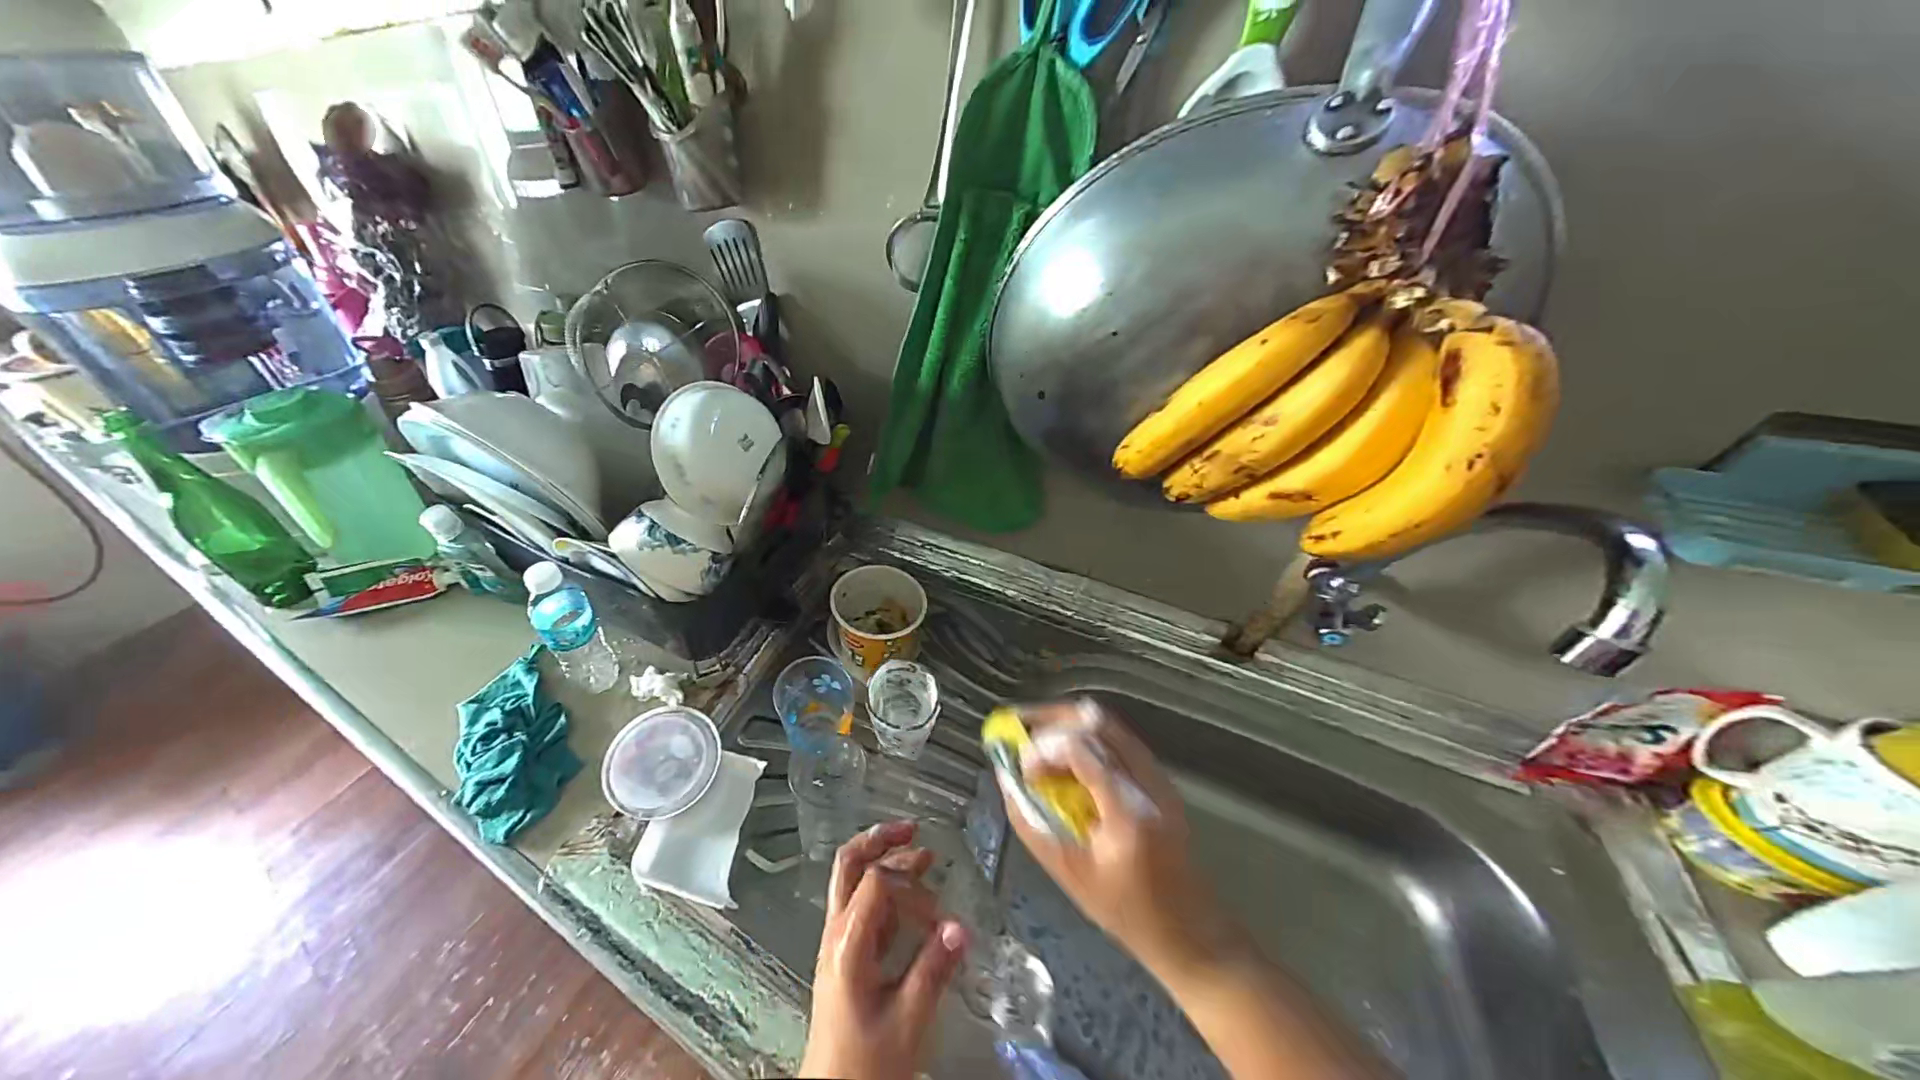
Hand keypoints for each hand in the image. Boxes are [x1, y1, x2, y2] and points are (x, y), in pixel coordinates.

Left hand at [799, 821, 970, 1079]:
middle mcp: (837, 932)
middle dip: (880, 840)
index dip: (911, 886)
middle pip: (849, 865)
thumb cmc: (866, 1062)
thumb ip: (934, 969)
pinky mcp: (847, 953)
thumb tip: (960, 927)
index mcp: (848, 942)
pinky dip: (887, 887)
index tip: (938, 913)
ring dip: (885, 860)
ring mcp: (839, 941)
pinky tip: (913, 893)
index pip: (876, 883)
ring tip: (921, 854)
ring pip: (854, 880)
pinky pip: (863, 904)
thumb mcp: (908, 1019)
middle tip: (913, 830)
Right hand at [1001, 700, 1231, 976]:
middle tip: (1019, 727)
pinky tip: (1064, 757)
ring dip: (1069, 726)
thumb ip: (1033, 823)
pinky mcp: (1160, 781)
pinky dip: (1087, 739)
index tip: (1020, 764)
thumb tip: (1006, 780)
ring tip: (1036, 738)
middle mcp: (1149, 782)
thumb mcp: (1071, 874)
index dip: (1043, 747)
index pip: (1082, 750)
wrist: (1190, 930)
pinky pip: (1119, 741)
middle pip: (1098, 722)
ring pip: (1110, 726)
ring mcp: (1159, 777)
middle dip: (1053, 719)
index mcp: (1128, 810)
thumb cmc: (1128, 912)